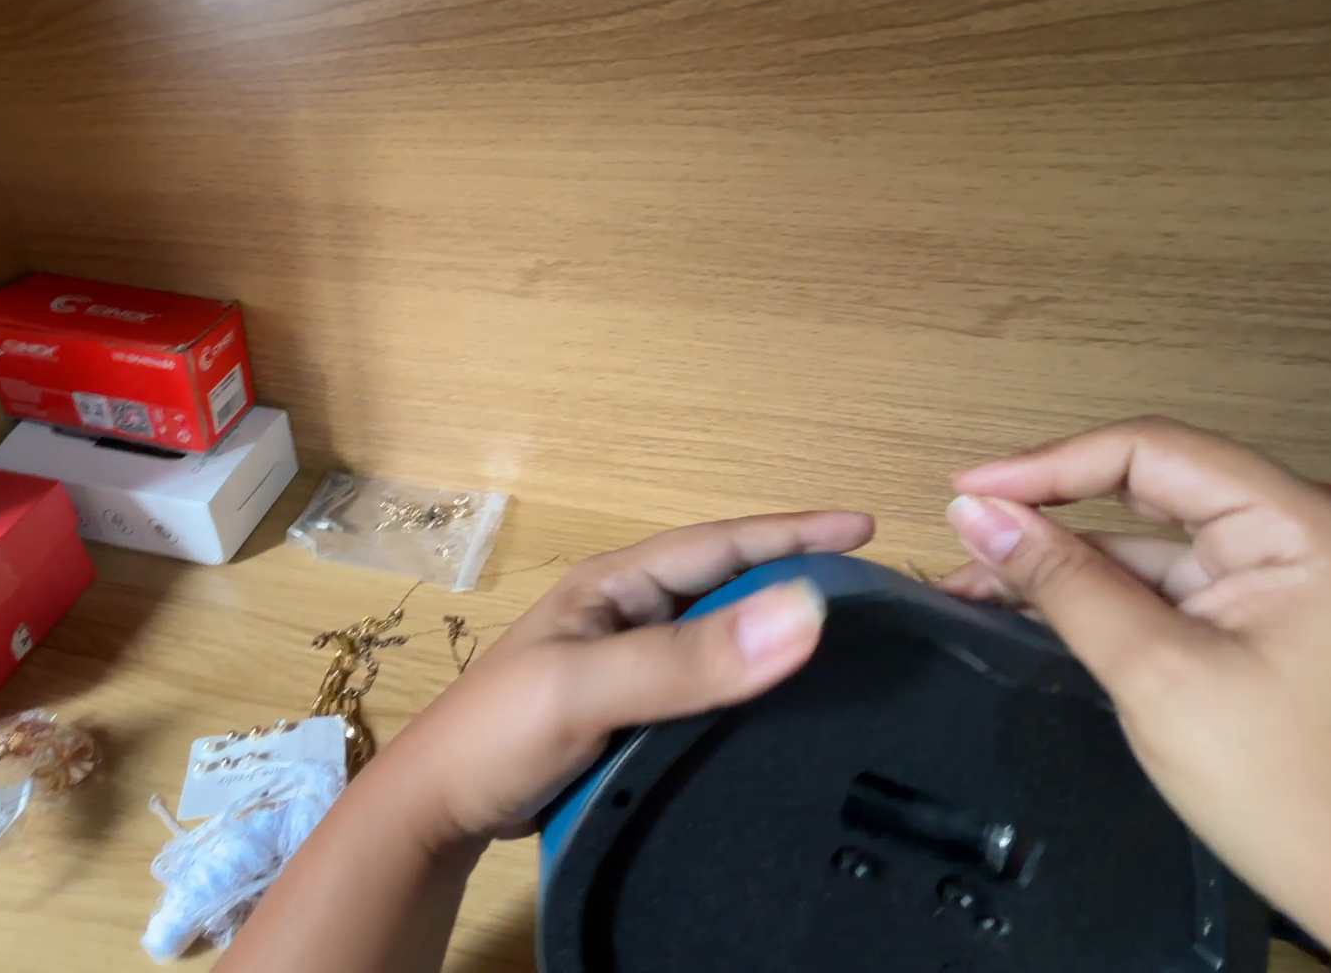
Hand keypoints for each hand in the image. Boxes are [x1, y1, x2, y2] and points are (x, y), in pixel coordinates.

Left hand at [376, 511, 874, 843]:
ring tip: (854, 646)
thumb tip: (800, 613)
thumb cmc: (499, 731)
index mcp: (617, 585)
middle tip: (881, 596)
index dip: (790, 535)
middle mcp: (632, 611)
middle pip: (730, 585)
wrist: (448, 801)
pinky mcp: (638, 707)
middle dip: (799, 581)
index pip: (718, 545)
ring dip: (781, 634)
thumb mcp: (584, 686)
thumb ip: (682, 659)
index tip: (867, 529)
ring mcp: (634, 660)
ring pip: (724, 635)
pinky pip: (711, 684)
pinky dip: (753, 683)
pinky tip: (790, 703)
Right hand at [939, 417, 1330, 972]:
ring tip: (978, 582)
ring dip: (1060, 560)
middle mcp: (1316, 541)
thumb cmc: (1318, 804)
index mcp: (1317, 535)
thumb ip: (1060, 580)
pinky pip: (1163, 582)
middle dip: (1047, 511)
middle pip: (1147, 489)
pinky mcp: (1274, 619)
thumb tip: (978, 514)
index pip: (1153, 453)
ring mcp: (1296, 582)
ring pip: (1145, 541)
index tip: (968, 491)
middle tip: (969, 528)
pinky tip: (1033, 607)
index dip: (1046, 464)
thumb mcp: (1156, 674)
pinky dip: (1094, 592)